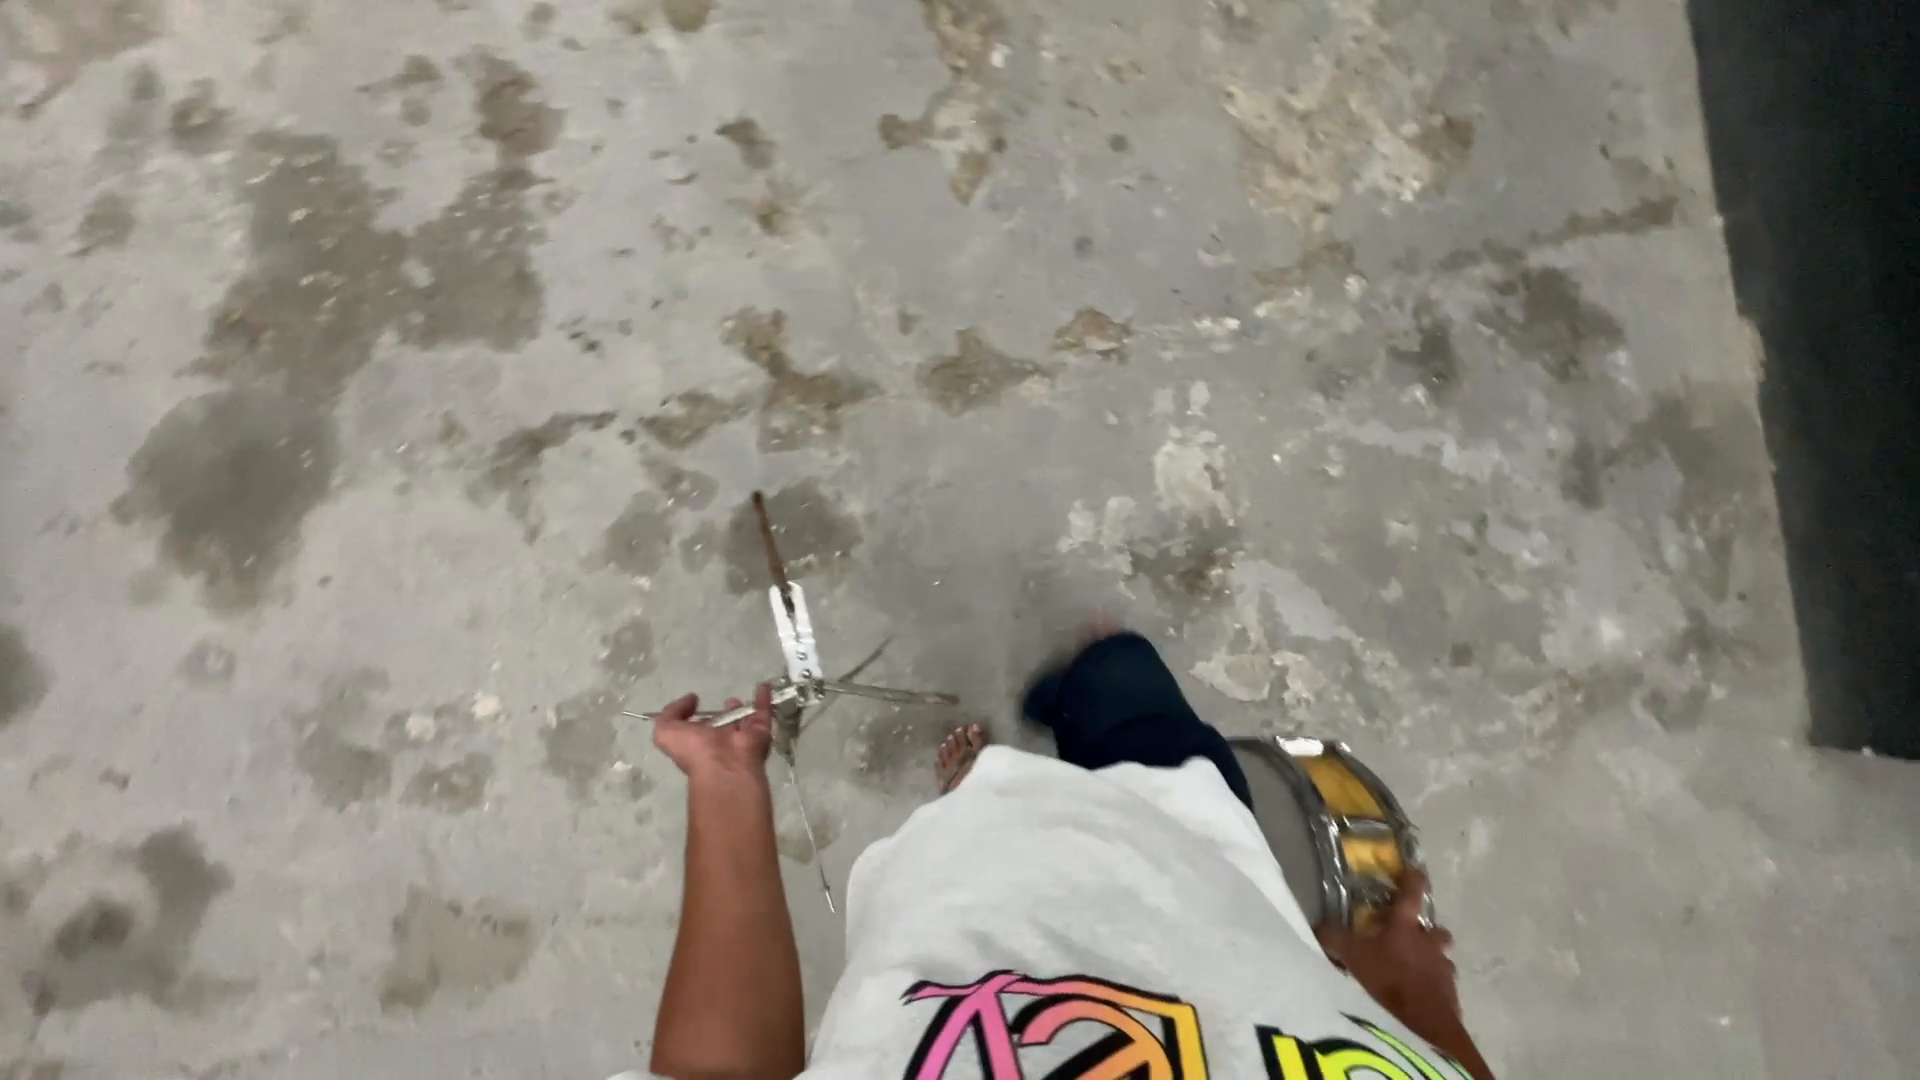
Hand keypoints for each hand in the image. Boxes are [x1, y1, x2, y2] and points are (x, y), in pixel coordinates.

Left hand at [652, 684, 773, 779]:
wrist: (726, 764)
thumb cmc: (694, 751)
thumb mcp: (666, 732)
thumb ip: (671, 713)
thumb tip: (690, 699)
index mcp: (697, 744)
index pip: (697, 729)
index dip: (695, 717)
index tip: (694, 701)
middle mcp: (720, 742)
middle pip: (723, 725)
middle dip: (724, 714)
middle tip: (727, 701)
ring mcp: (742, 737)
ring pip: (743, 720)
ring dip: (743, 708)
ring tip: (740, 697)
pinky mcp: (761, 731)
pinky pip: (763, 712)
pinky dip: (763, 699)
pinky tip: (763, 685)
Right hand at [1316, 869, 1462, 1042]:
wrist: (1424, 1025)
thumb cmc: (1386, 979)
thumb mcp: (1351, 955)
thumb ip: (1333, 936)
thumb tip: (1317, 923)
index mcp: (1405, 926)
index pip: (1412, 893)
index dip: (1414, 879)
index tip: (1415, 870)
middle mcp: (1429, 943)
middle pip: (1436, 930)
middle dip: (1428, 930)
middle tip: (1412, 934)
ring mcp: (1443, 970)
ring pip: (1441, 958)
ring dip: (1431, 959)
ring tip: (1415, 968)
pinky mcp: (1451, 997)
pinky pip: (1443, 984)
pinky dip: (1433, 984)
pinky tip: (1419, 993)